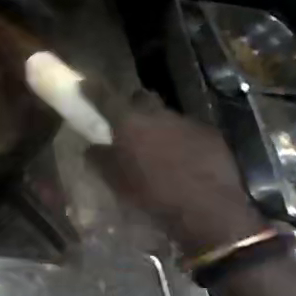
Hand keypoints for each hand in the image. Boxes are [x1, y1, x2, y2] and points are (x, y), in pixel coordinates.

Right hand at [86, 85, 266, 257]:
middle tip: (128, 120)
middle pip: (141, 97)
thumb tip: (92, 147)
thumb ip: (100, 159)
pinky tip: (185, 159)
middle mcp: (157, 114)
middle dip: (133, 104)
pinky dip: (183, 139)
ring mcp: (187, 122)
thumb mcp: (116, 182)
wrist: (209, 212)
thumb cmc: (153, 196)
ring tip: (159, 146)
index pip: (105, 96)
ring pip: (167, 115)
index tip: (85, 84)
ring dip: (160, 125)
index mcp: (129, 122)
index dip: (93, 89)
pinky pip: (190, 130)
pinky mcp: (211, 135)